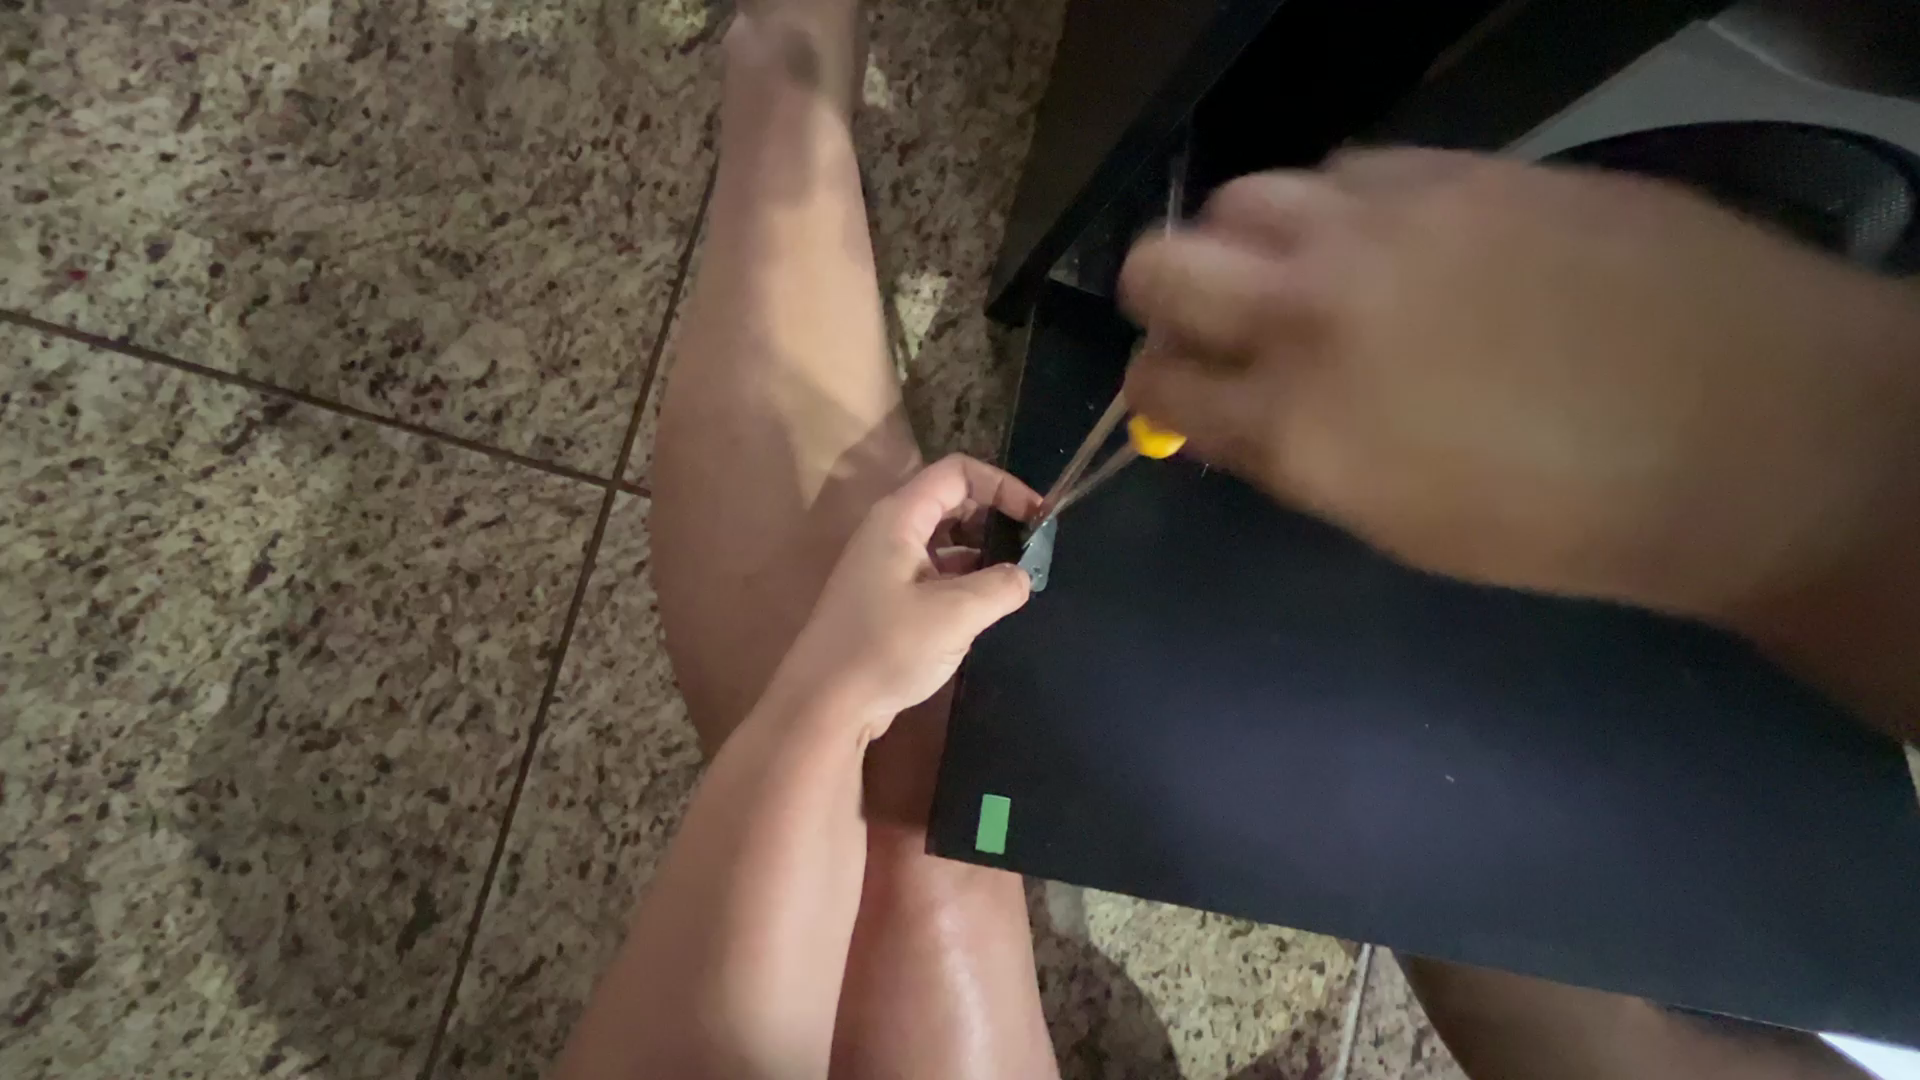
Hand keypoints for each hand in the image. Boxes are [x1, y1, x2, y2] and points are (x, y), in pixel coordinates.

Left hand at [765, 454, 1040, 739]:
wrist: (824, 703)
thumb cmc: (886, 647)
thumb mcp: (954, 614)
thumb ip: (999, 586)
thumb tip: (1023, 576)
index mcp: (900, 518)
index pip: (958, 473)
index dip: (1003, 485)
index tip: (1038, 517)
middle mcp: (890, 532)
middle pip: (952, 503)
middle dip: (995, 518)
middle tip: (1031, 550)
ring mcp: (886, 566)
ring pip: (944, 541)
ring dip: (982, 553)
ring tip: (1017, 580)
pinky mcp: (888, 599)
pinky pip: (935, 573)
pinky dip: (964, 580)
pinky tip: (988, 606)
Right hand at [1120, 149, 1919, 624]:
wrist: (1745, 433)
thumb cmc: (1542, 518)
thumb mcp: (1375, 516)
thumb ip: (1272, 455)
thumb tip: (1213, 415)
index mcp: (1288, 423)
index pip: (1153, 381)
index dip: (1151, 391)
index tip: (1175, 396)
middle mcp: (1308, 310)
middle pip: (1157, 265)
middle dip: (1160, 300)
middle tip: (1203, 323)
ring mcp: (1380, 227)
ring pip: (1238, 197)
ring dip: (1240, 243)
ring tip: (1292, 274)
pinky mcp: (1456, 172)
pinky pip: (1341, 170)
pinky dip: (1331, 210)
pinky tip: (1379, 244)